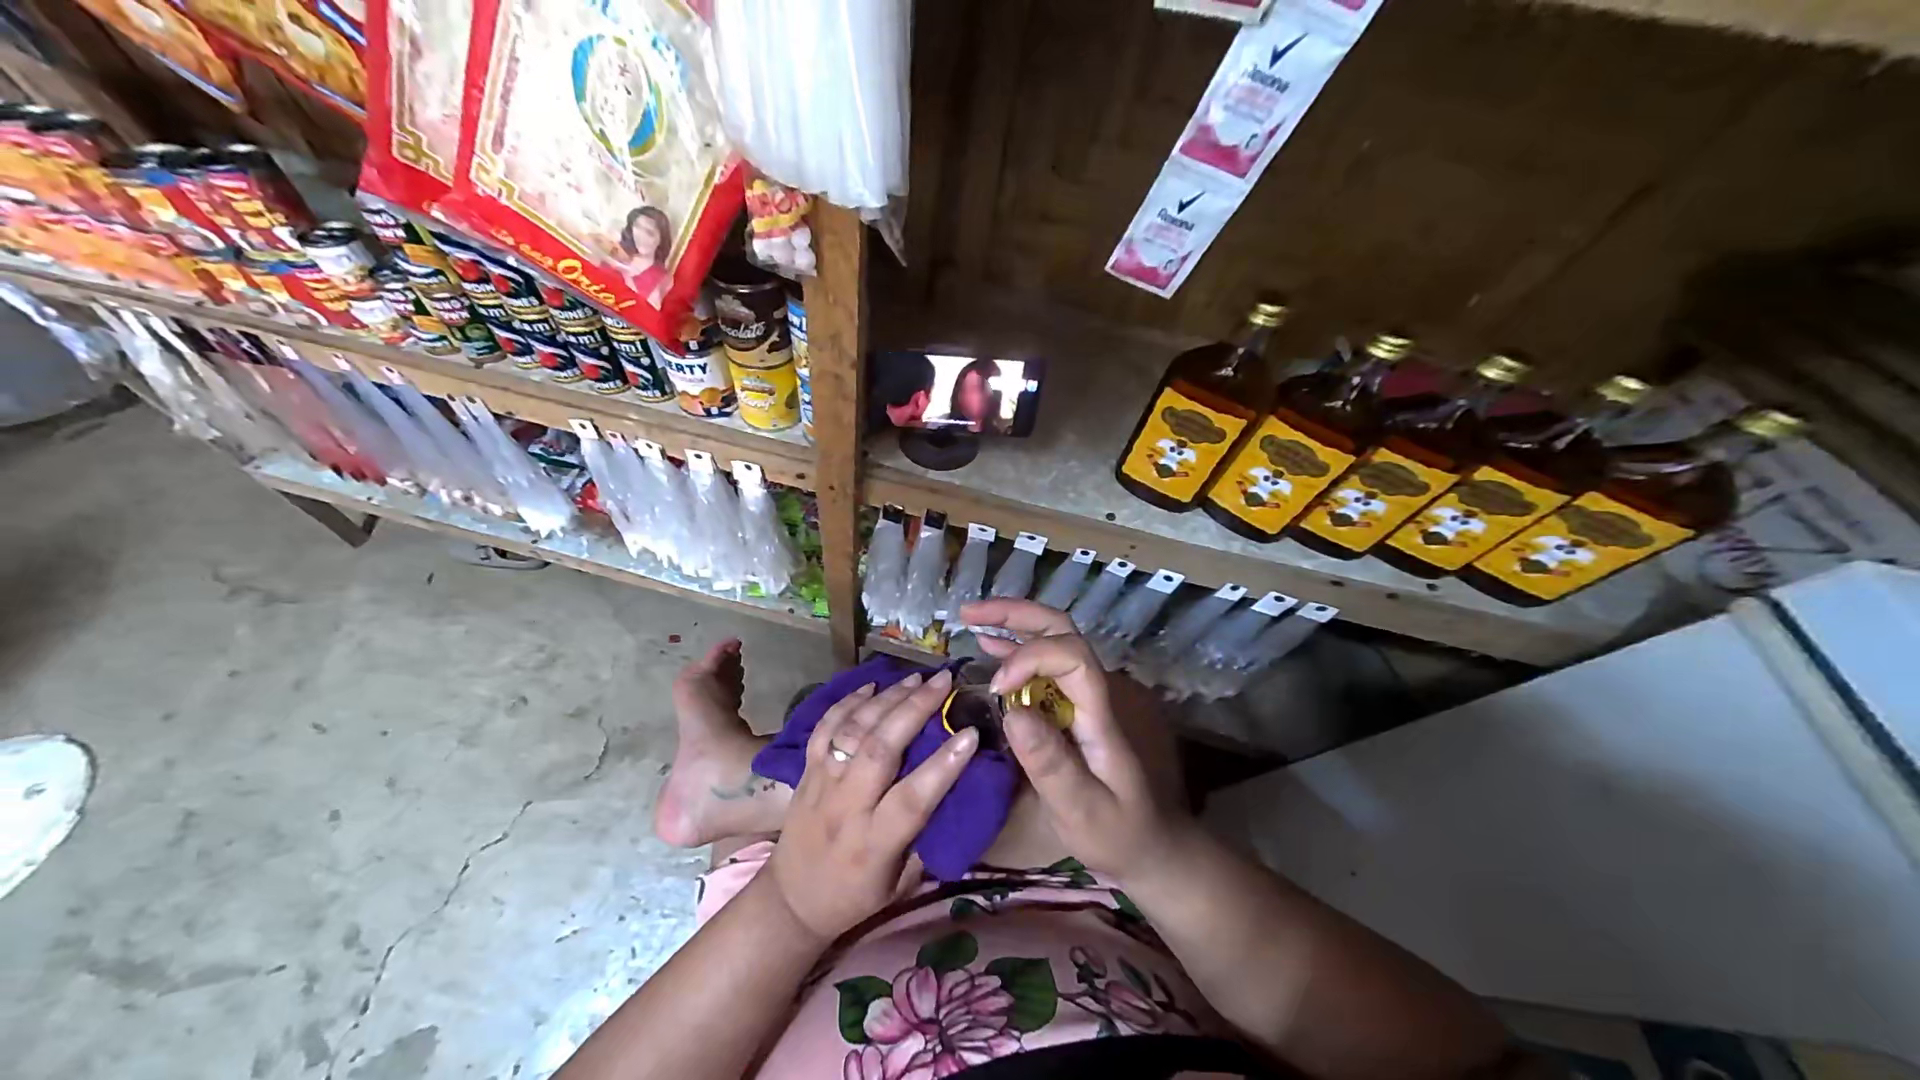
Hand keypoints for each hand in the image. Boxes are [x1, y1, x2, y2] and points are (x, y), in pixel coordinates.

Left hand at [764, 670, 977, 941]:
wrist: (790, 900)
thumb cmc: (855, 896)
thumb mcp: (901, 883)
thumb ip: (927, 838)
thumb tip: (960, 791)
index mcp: (874, 843)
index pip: (912, 798)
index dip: (943, 764)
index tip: (970, 732)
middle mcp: (846, 807)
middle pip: (879, 749)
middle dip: (914, 709)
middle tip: (943, 681)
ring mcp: (821, 783)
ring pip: (853, 730)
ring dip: (887, 698)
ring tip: (917, 677)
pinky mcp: (805, 770)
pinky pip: (824, 728)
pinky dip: (847, 702)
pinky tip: (872, 685)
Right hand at [959, 600, 1194, 882]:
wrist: (1151, 846)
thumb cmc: (1118, 832)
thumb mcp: (1082, 809)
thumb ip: (1049, 763)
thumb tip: (1011, 711)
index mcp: (1097, 712)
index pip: (1070, 657)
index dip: (1028, 658)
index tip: (996, 688)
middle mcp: (1091, 694)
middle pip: (1061, 632)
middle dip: (1017, 615)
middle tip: (971, 613)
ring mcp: (1081, 699)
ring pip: (1053, 641)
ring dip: (1013, 623)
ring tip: (971, 618)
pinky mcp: (1070, 710)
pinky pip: (1043, 666)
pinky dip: (1013, 649)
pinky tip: (988, 648)